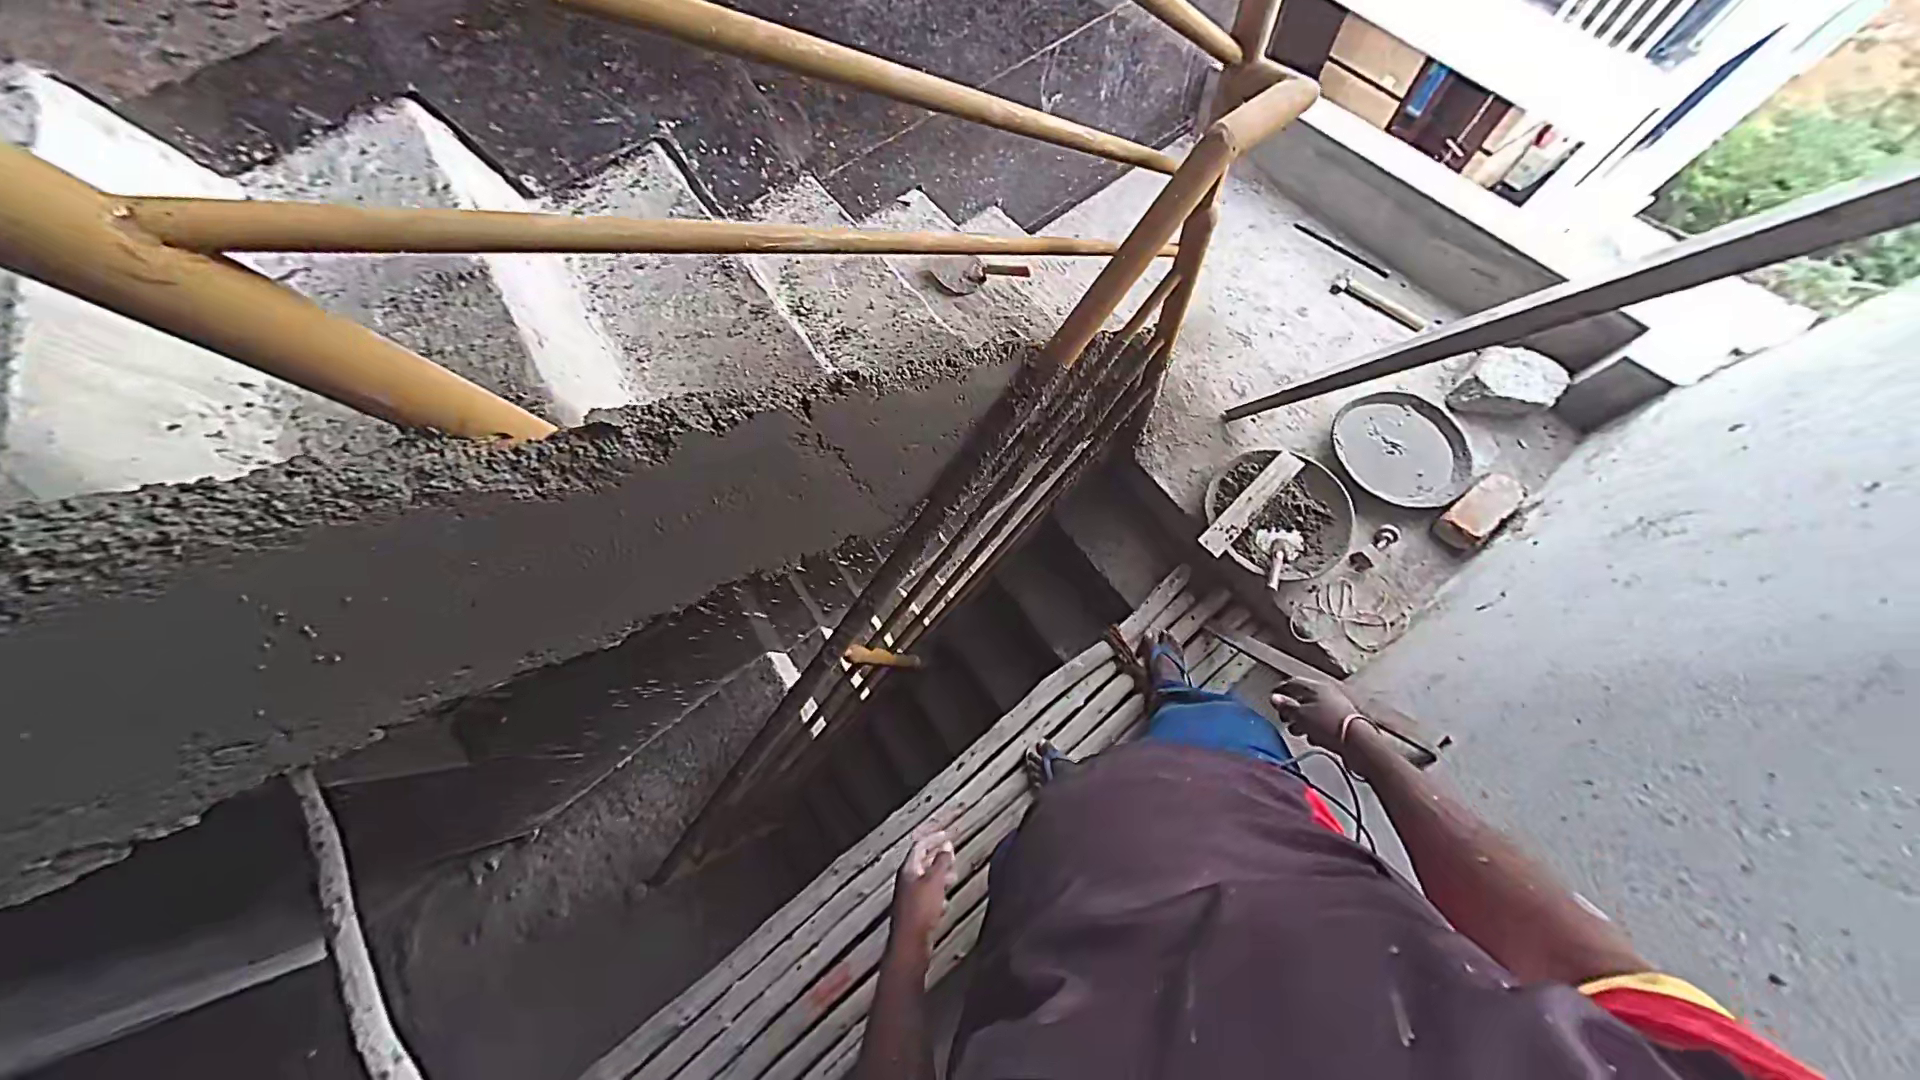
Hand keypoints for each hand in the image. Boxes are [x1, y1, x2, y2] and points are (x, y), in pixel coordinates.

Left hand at [890, 830, 956, 951]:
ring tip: (954, 876)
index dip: (933, 838)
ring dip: (940, 875)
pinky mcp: (914, 911)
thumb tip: (947, 845)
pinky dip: (937, 892)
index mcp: (908, 869)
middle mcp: (906, 880)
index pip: (920, 846)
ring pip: (926, 878)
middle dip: (939, 857)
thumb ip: (942, 862)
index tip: (947, 835)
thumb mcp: (935, 881)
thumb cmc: (922, 908)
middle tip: (953, 855)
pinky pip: (927, 895)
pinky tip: (945, 902)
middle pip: (922, 861)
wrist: (910, 943)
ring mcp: (909, 896)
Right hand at [1271, 673, 1362, 753]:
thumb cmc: (1326, 724)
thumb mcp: (1300, 715)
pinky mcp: (1344, 720)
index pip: (1292, 683)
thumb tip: (1274, 698)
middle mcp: (1327, 692)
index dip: (1280, 691)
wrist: (1358, 742)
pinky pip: (1324, 721)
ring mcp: (1337, 706)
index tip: (1272, 700)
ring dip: (1303, 722)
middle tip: (1285, 721)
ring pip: (1313, 711)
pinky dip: (1316, 728)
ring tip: (1299, 732)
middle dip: (1291, 711)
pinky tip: (1314, 738)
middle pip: (1302, 698)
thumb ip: (1285, 707)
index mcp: (1315, 686)